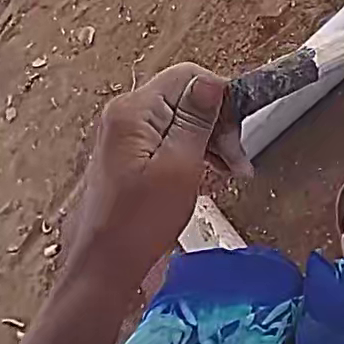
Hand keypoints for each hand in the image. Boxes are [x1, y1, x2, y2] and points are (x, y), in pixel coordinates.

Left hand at [62, 63, 247, 289]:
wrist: (105, 266)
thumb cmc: (141, 221)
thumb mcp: (179, 166)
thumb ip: (196, 120)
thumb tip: (212, 82)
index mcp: (134, 111)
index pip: (189, 77)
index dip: (220, 99)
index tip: (236, 132)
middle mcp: (126, 114)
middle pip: (187, 96)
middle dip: (219, 122)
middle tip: (237, 157)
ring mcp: (127, 134)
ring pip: (183, 117)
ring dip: (212, 138)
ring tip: (232, 169)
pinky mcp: (131, 152)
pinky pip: (172, 136)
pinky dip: (196, 150)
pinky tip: (213, 171)